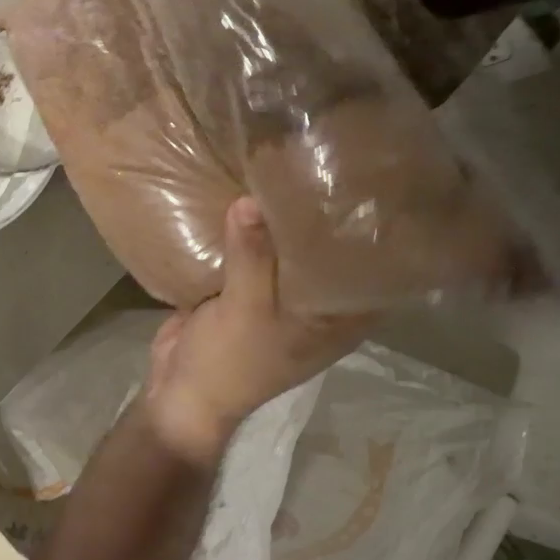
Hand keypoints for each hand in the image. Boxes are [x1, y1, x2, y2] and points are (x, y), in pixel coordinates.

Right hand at [140, 197, 372, 457]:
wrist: (179, 394)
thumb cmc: (231, 362)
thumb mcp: (246, 309)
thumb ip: (251, 257)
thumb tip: (250, 200)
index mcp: (337, 318)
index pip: (375, 271)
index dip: (380, 235)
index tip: (378, 190)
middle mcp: (314, 307)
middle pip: (325, 256)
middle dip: (321, 219)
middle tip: (323, 165)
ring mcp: (273, 301)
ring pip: (283, 255)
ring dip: (277, 225)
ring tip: (279, 172)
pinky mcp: (236, 296)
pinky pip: (245, 260)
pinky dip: (241, 238)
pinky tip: (236, 200)